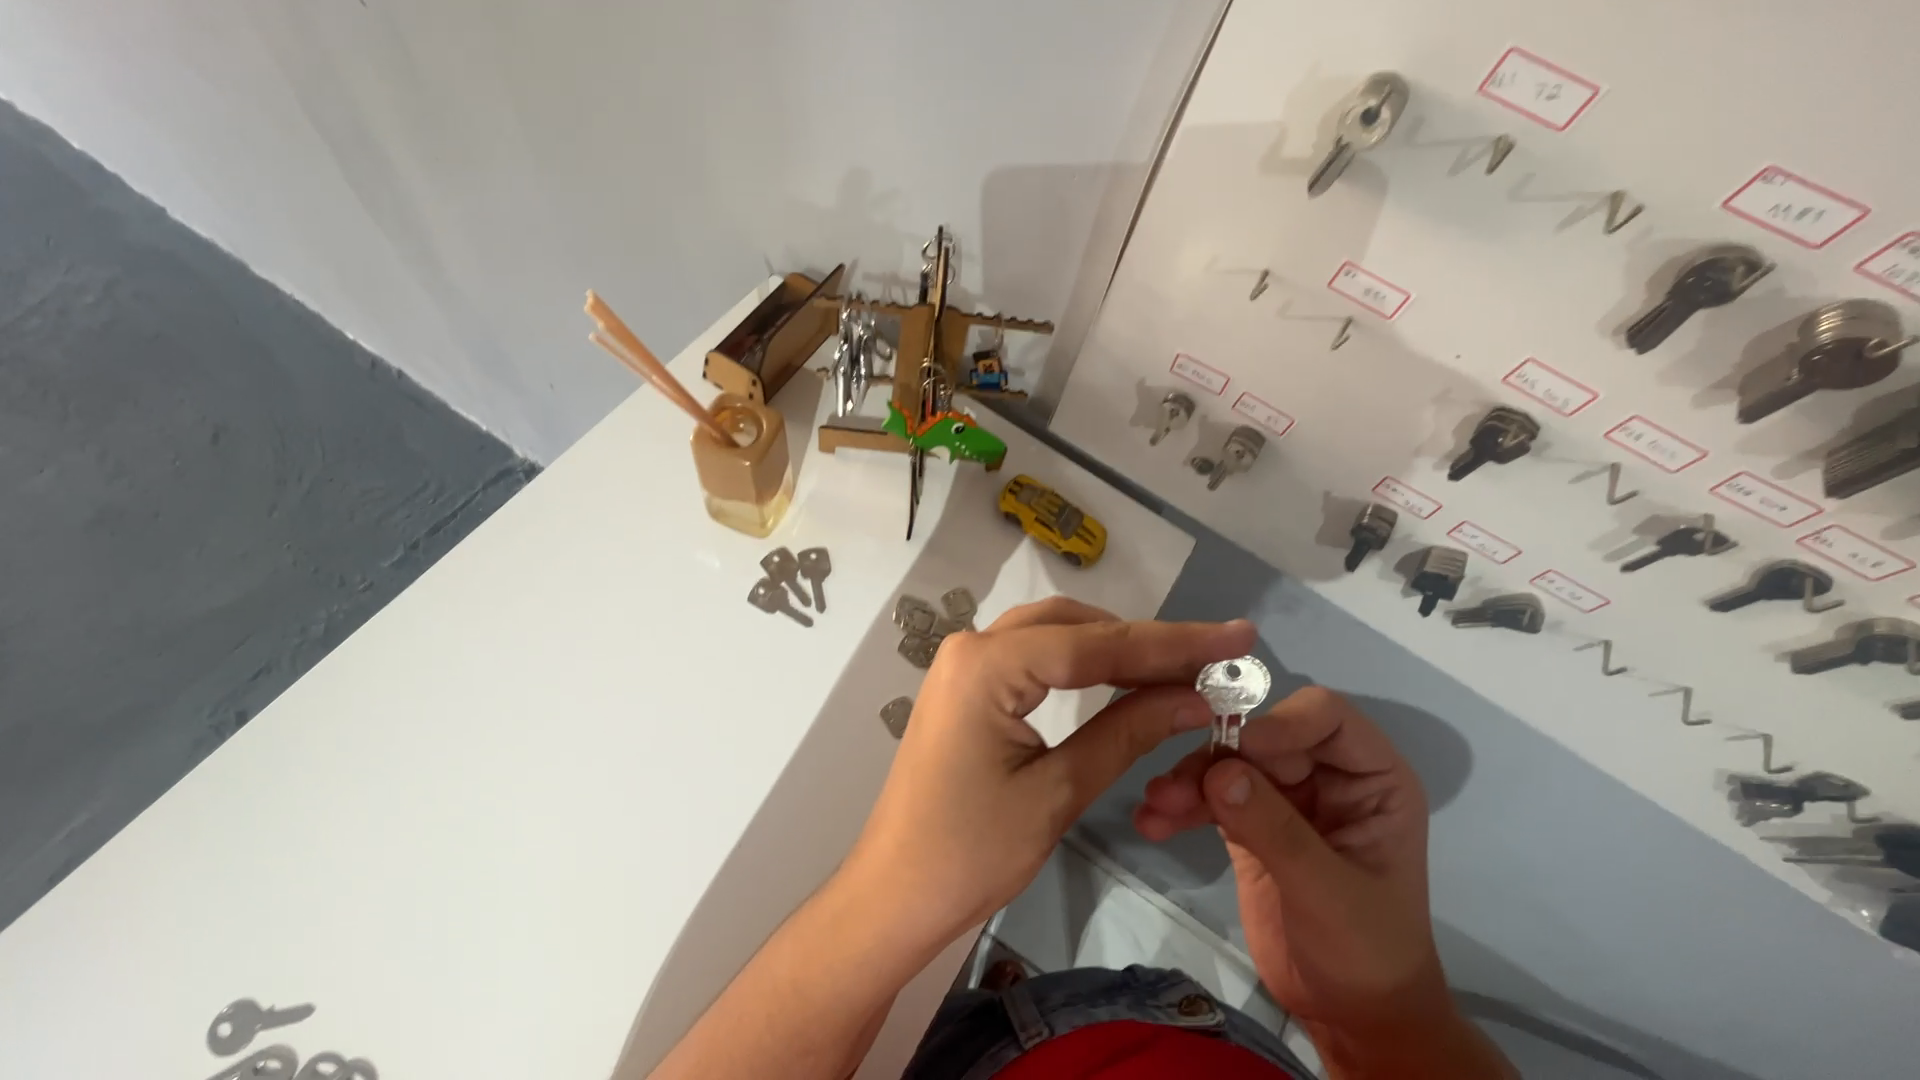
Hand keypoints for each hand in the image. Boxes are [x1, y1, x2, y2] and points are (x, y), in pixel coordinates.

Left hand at [842, 598, 1254, 944]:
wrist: (896, 892)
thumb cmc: (970, 852)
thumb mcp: (1058, 792)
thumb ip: (1126, 732)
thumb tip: (1195, 696)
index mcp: (986, 665)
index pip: (1096, 643)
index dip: (1173, 643)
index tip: (1237, 637)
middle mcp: (971, 646)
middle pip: (1075, 627)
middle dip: (1147, 641)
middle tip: (1216, 657)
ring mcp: (964, 664)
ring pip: (1055, 635)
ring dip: (1116, 648)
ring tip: (1183, 666)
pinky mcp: (966, 687)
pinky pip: (1034, 658)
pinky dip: (1082, 664)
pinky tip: (1123, 678)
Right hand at [1132, 687, 1448, 1033]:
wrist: (1351, 1014)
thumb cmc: (1367, 951)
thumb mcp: (1328, 892)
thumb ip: (1276, 830)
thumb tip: (1218, 771)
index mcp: (1371, 778)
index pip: (1325, 718)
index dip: (1279, 722)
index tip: (1233, 748)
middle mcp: (1327, 776)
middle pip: (1262, 739)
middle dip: (1216, 758)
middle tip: (1170, 789)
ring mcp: (1285, 799)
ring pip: (1229, 764)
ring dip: (1189, 781)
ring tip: (1154, 808)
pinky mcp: (1250, 825)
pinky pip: (1211, 797)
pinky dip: (1183, 806)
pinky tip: (1152, 823)